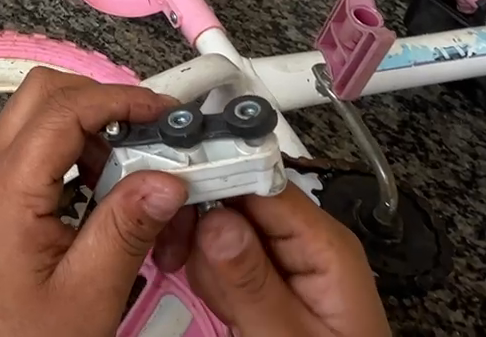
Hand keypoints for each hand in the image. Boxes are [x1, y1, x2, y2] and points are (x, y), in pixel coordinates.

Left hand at [0, 67, 187, 336]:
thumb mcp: (89, 292)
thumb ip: (128, 229)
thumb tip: (166, 179)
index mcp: (9, 186)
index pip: (64, 108)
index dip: (118, 99)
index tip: (161, 110)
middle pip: (44, 92)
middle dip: (100, 98)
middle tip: (146, 128)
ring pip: (41, 112)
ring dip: (90, 124)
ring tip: (131, 167)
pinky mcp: (4, 193)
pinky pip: (41, 143)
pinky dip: (78, 148)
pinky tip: (107, 188)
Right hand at [180, 184, 390, 336]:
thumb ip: (251, 284)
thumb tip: (212, 217)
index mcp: (321, 240)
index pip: (257, 178)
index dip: (209, 178)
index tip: (164, 200)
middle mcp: (304, 235)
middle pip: (234, 196)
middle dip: (200, 227)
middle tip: (177, 262)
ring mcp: (285, 253)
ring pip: (221, 222)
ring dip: (204, 259)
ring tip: (222, 307)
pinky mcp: (269, 271)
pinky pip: (224, 251)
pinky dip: (210, 273)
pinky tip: (224, 307)